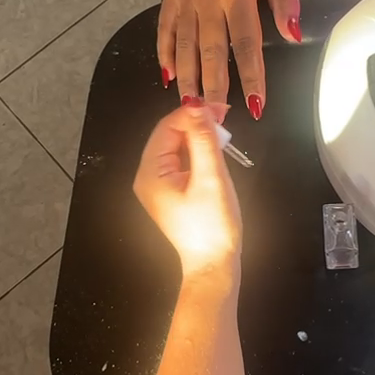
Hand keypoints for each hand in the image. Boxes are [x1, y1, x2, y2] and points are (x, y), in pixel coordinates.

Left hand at [134, 103, 242, 279]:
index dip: (191, 113)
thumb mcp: (211, 179)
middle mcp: (149, 177)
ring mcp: (160, 186)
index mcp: (151, 173)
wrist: (214, 267)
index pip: (166, 127)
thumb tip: (198, 107)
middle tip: (225, 116)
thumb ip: (204, 141)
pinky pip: (182, 162)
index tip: (219, 107)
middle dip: (196, 123)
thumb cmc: (212, 227)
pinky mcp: (173, 193)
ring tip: (224, 132)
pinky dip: (199, 152)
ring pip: (178, 147)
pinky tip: (217, 150)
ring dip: (199, 136)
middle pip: (170, 135)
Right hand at [158, 0, 300, 121]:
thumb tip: (291, 35)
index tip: (254, 104)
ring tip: (191, 107)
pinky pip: (165, 32)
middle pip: (211, 51)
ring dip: (187, 80)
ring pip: (185, 46)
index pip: (246, 42)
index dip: (251, 76)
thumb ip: (285, 1)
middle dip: (214, 87)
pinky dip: (165, 56)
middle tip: (216, 117)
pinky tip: (168, 79)